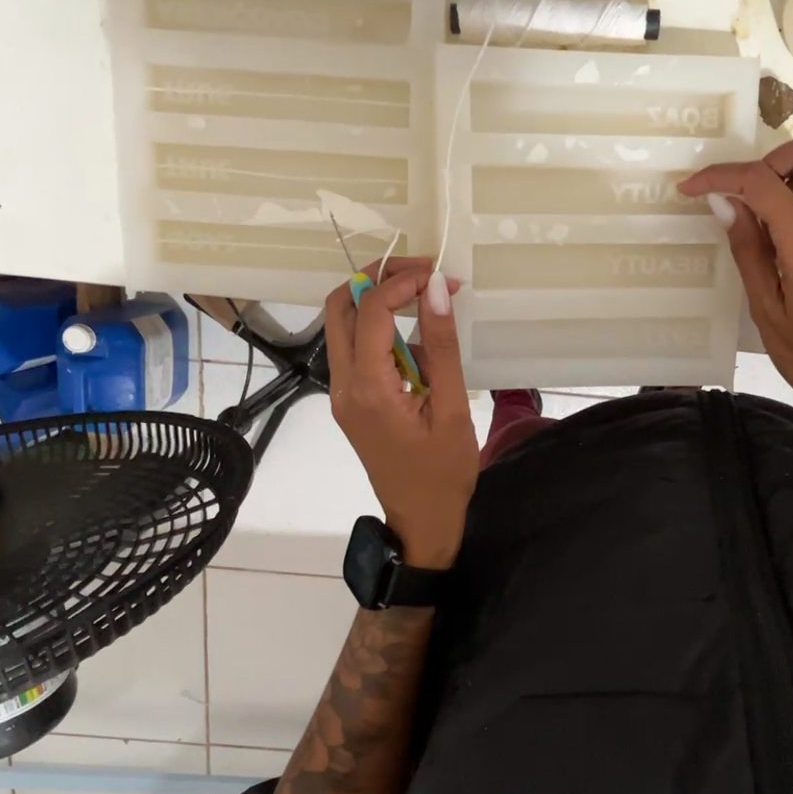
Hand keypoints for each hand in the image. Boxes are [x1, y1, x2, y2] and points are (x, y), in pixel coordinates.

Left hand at [324, 259, 477, 569]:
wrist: (420, 521)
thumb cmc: (443, 474)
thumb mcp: (452, 409)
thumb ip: (442, 346)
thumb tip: (436, 290)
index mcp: (368, 388)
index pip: (373, 310)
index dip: (403, 281)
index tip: (440, 275)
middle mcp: (343, 385)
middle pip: (341, 307)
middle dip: (377, 277)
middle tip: (421, 272)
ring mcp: (341, 393)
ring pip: (342, 325)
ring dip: (376, 300)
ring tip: (423, 294)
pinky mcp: (349, 400)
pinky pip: (354, 349)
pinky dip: (379, 327)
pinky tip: (415, 332)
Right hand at [680, 129, 792, 431]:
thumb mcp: (767, 311)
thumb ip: (748, 251)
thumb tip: (727, 204)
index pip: (764, 183)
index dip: (721, 176)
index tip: (691, 187)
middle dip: (772, 157)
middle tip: (744, 194)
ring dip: (785, 177)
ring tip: (754, 221)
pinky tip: (774, 243)